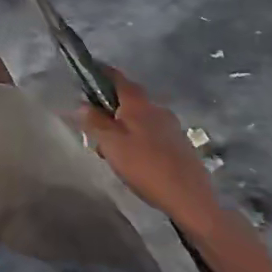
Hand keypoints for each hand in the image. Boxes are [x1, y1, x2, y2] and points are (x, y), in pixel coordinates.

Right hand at [75, 68, 220, 228]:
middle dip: (110, 110)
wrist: (189, 197)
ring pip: (139, 118)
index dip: (100, 73)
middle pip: (127, 99)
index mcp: (137, 102)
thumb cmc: (145, 166)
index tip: (86, 79)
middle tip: (96, 131)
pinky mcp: (179, 142)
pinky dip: (139, 139)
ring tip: (114, 153)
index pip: (116, 76)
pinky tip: (136, 161)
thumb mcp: (112, 144)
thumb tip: (81, 103)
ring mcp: (170, 124)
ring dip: (124, 127)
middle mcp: (155, 106)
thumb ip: (95, 121)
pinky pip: (152, 132)